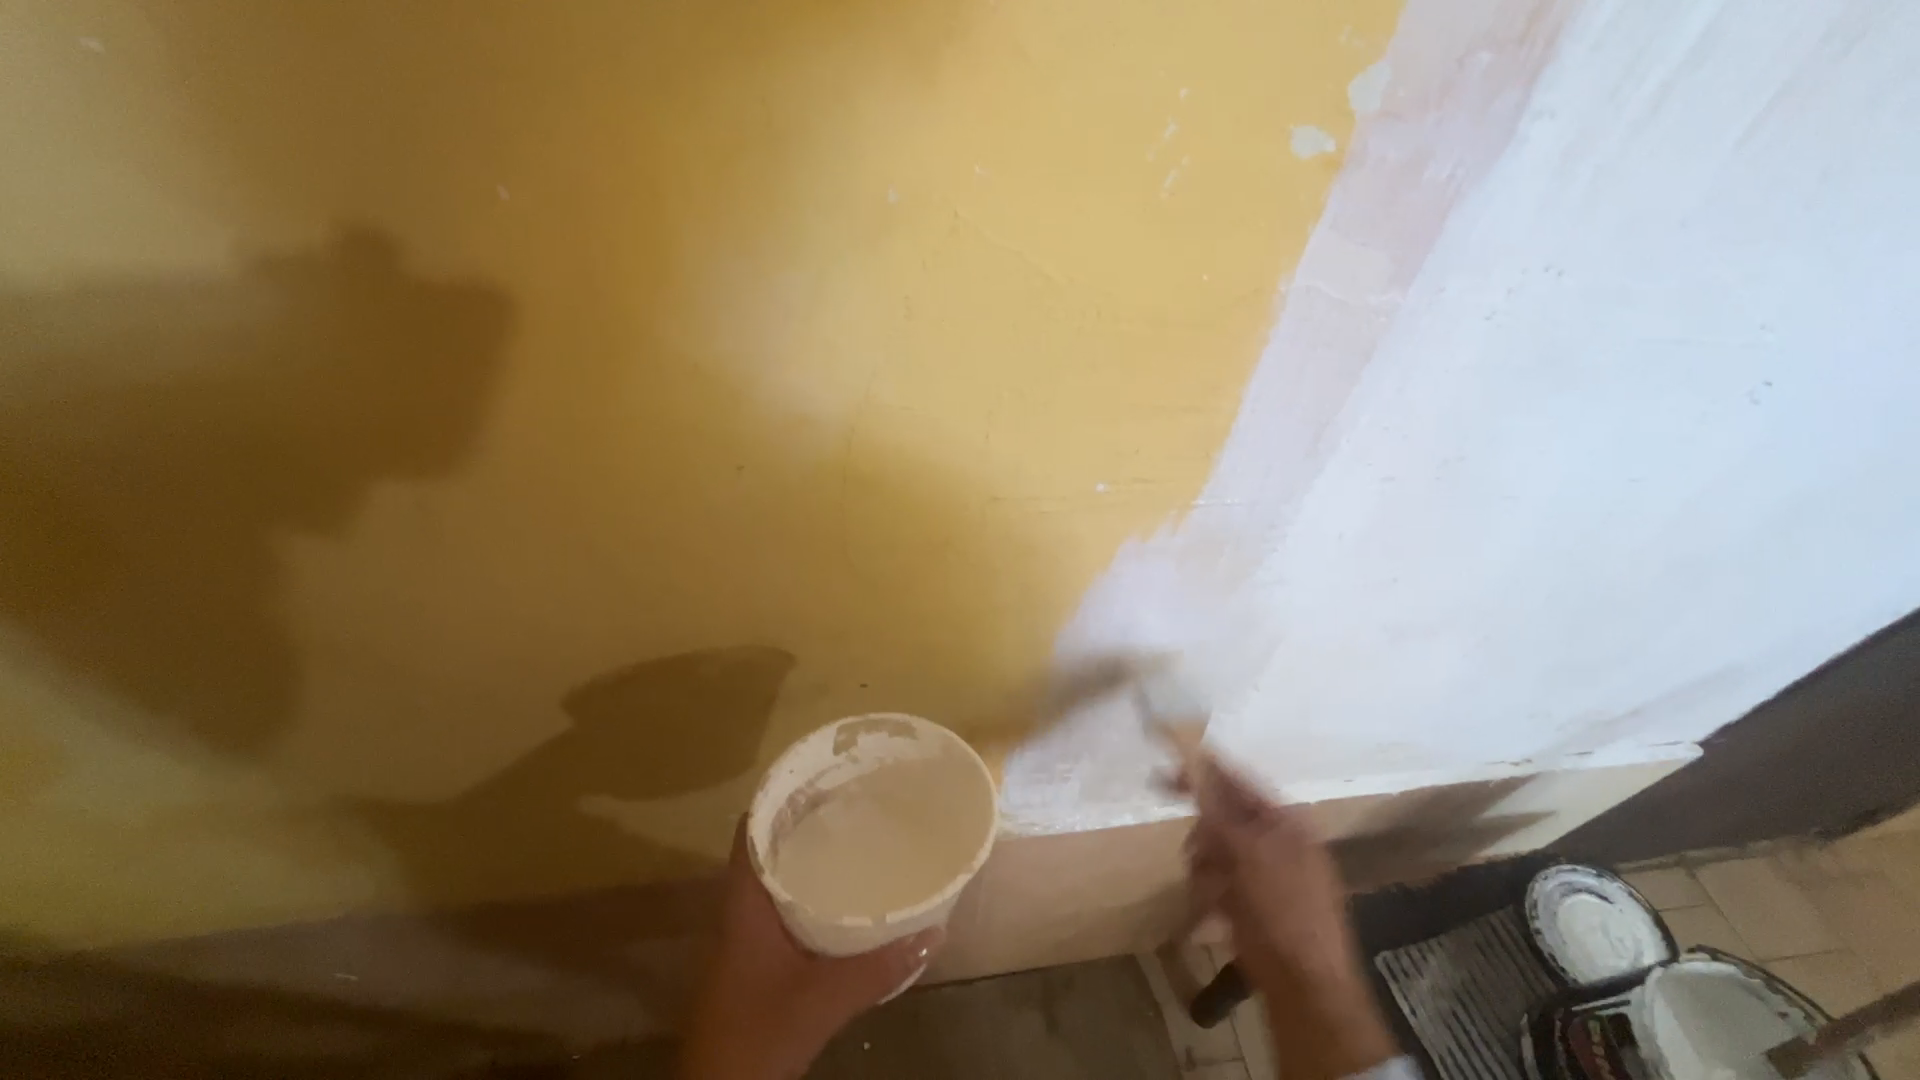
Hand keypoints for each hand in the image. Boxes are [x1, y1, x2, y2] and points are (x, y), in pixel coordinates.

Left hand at [678, 820, 943, 1079]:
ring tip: (852, 836)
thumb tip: (935, 931)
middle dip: (802, 821)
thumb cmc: (758, 1031)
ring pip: (775, 878)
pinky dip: (809, 892)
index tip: (818, 774)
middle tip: (851, 800)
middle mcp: (741, 910)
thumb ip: (878, 967)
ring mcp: (746, 937)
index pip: (750, 828)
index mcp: (744, 902)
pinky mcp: (757, 960)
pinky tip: (842, 898)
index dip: (777, 796)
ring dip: (805, 856)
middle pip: (766, 846)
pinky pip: (783, 907)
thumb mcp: (823, 999)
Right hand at [1187, 756, 1396, 1079]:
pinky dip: (1210, 894)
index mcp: (1286, 820)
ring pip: (1213, 852)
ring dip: (1205, 872)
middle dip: (1204, 839)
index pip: (1237, 781)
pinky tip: (1216, 914)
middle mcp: (1277, 840)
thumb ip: (1217, 810)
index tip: (1162, 773)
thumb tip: (1195, 767)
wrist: (1306, 985)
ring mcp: (1265, 873)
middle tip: (1201, 858)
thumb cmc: (1282, 911)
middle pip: (1220, 818)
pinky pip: (1216, 882)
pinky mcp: (1252, 902)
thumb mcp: (1247, 852)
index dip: (1201, 772)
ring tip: (1214, 896)